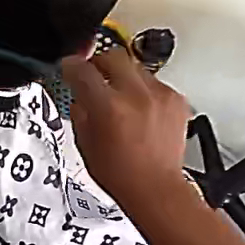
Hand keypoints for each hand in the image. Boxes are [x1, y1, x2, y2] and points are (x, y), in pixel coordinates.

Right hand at [61, 44, 192, 217]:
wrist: (156, 188)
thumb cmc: (122, 175)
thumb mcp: (86, 145)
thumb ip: (80, 114)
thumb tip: (79, 97)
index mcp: (108, 107)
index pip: (83, 70)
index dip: (71, 66)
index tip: (69, 67)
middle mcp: (136, 96)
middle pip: (113, 56)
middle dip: (99, 63)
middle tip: (94, 74)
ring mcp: (159, 96)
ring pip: (136, 67)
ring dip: (123, 77)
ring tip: (120, 98)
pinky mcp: (176, 100)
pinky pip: (155, 83)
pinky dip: (145, 91)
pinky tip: (140, 110)